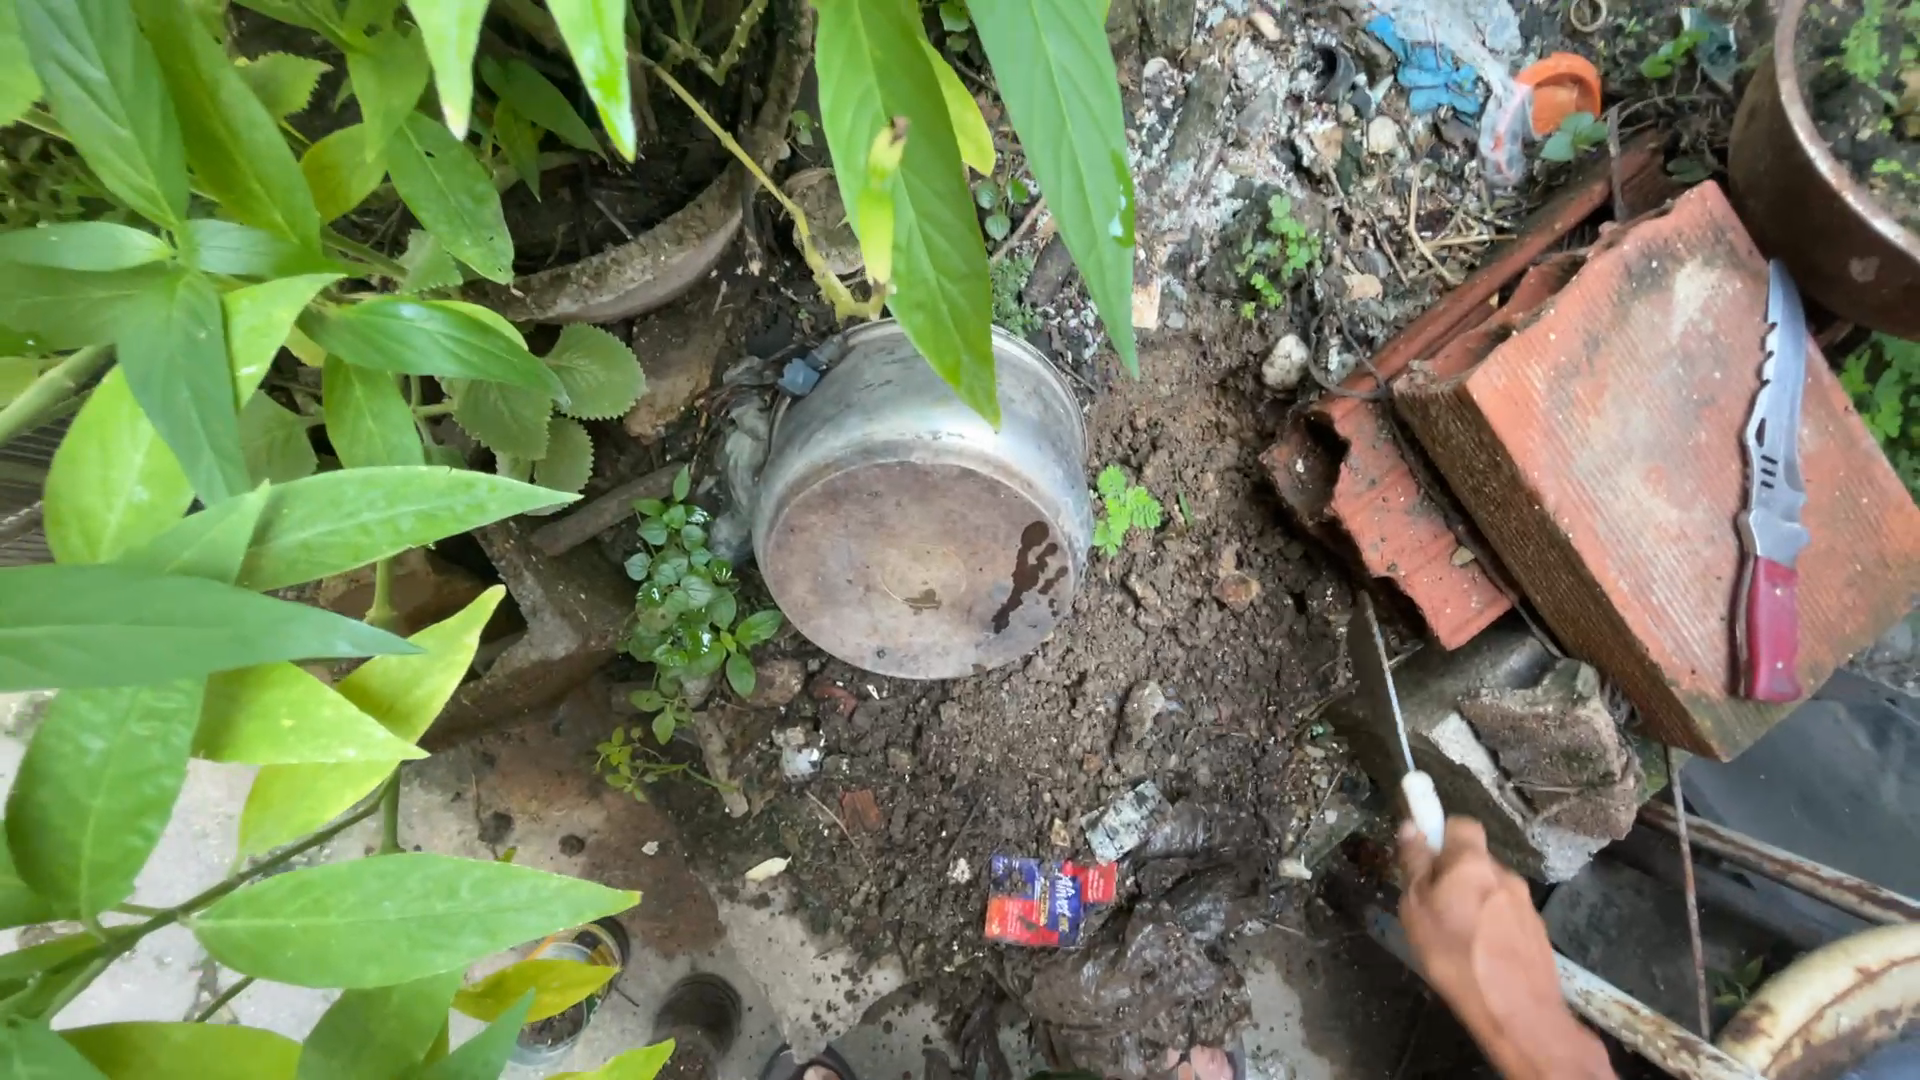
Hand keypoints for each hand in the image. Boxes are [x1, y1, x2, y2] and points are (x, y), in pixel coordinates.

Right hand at [1397, 817, 1613, 1079]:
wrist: (1519, 1015)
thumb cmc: (1454, 954)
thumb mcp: (1416, 906)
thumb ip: (1414, 863)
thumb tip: (1410, 826)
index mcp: (1472, 862)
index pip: (1461, 823)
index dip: (1441, 831)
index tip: (1425, 851)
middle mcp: (1504, 875)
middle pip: (1474, 860)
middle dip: (1454, 872)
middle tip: (1432, 901)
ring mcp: (1526, 906)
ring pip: (1489, 889)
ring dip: (1472, 900)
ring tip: (1455, 933)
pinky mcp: (1538, 933)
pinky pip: (1505, 914)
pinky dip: (1490, 923)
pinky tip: (1478, 951)